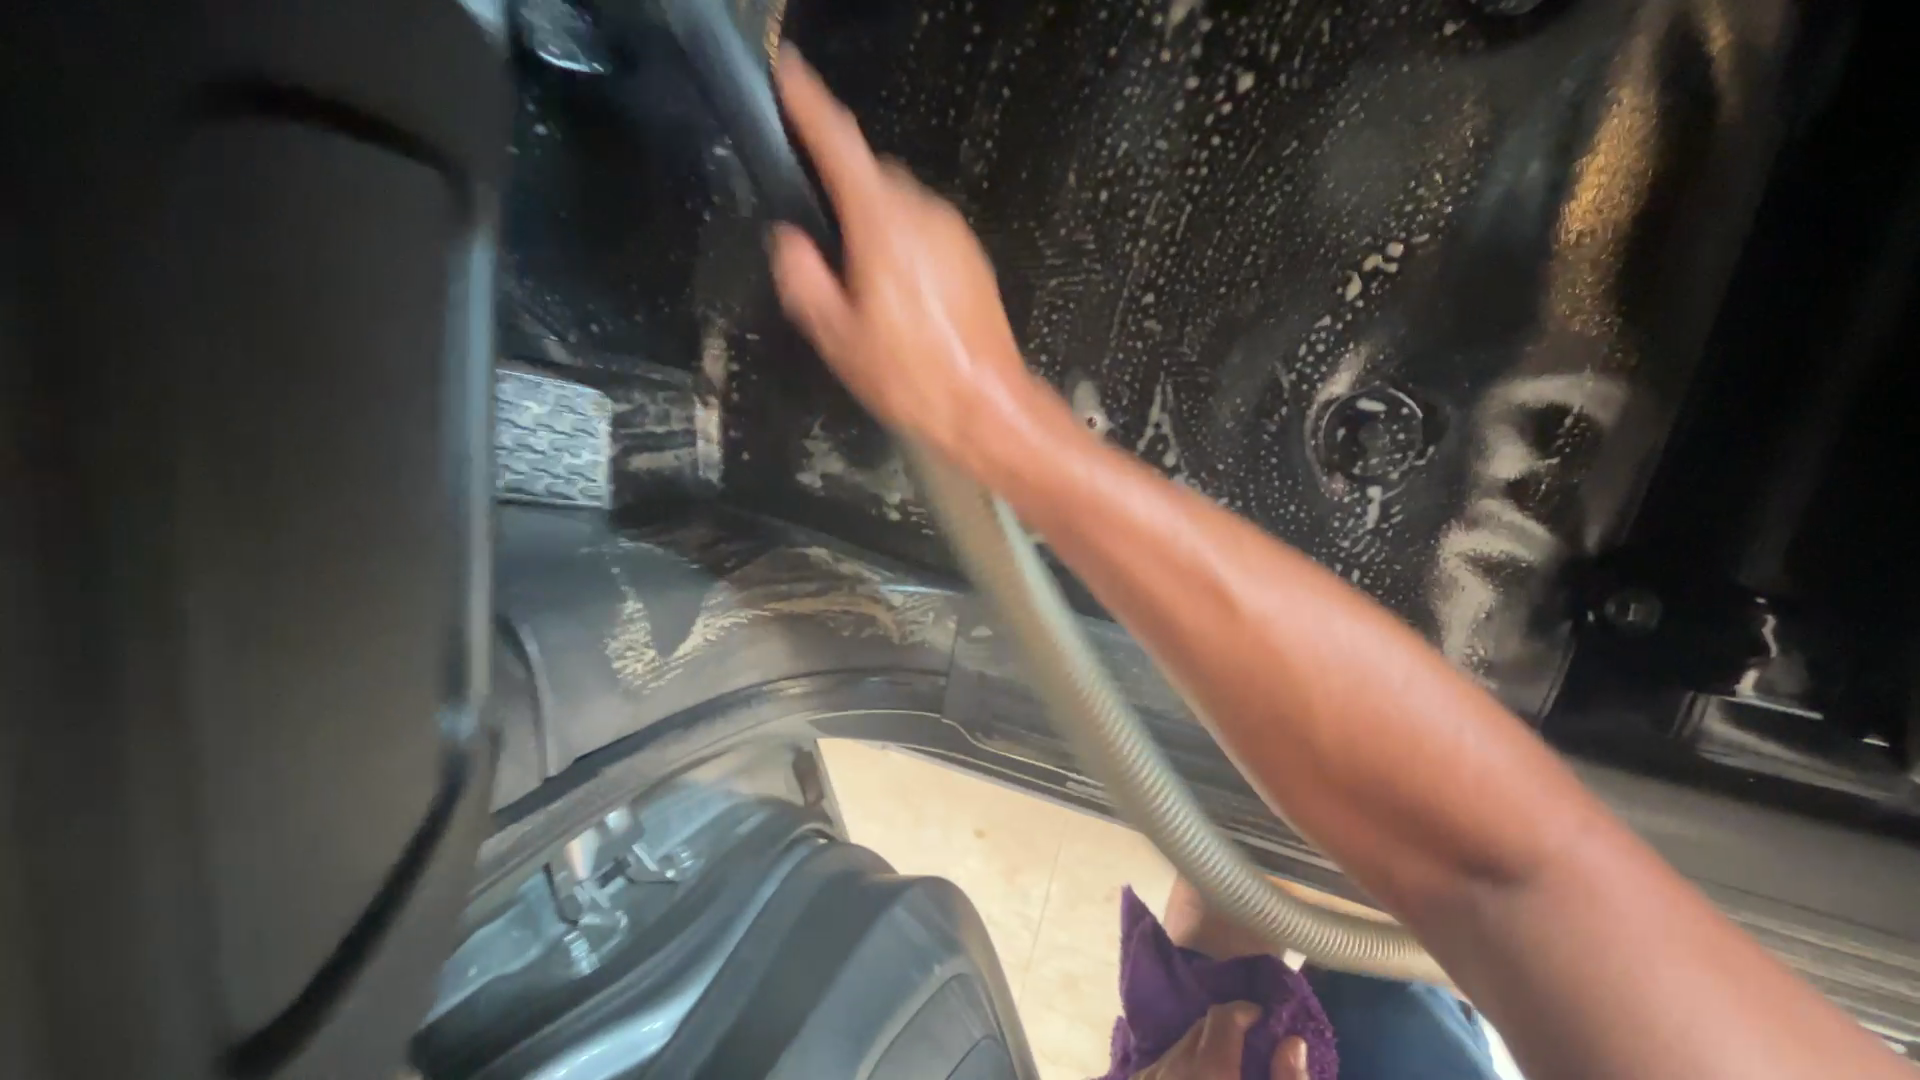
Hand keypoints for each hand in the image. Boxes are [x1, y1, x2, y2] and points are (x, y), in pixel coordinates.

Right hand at [769, 47, 1046, 470]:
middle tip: (833, 262)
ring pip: (900, 207)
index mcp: (882, 225)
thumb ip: (802, 277)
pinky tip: (904, 302)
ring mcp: (954, 232)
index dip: (809, 106)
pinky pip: (926, 232)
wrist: (985, 405)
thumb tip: (790, 242)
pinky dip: (906, 249)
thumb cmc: (910, 377)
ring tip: (872, 296)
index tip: (790, 77)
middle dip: (845, 201)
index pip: (839, 145)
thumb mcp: (836, 336)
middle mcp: (923, 213)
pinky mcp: (972, 255)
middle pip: (871, 178)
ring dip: (877, 231)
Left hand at [1135, 1003, 1310, 1079]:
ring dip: (1205, 1049)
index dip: (1247, 1012)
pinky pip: (1162, 1065)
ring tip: (1229, 1069)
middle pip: (1201, 1028)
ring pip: (1180, 1047)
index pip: (1224, 1016)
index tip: (1267, 1022)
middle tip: (1255, 1047)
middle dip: (1229, 1030)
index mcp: (1209, 1072)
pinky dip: (1183, 1067)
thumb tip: (1291, 1041)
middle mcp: (1173, 1068)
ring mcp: (1150, 1077)